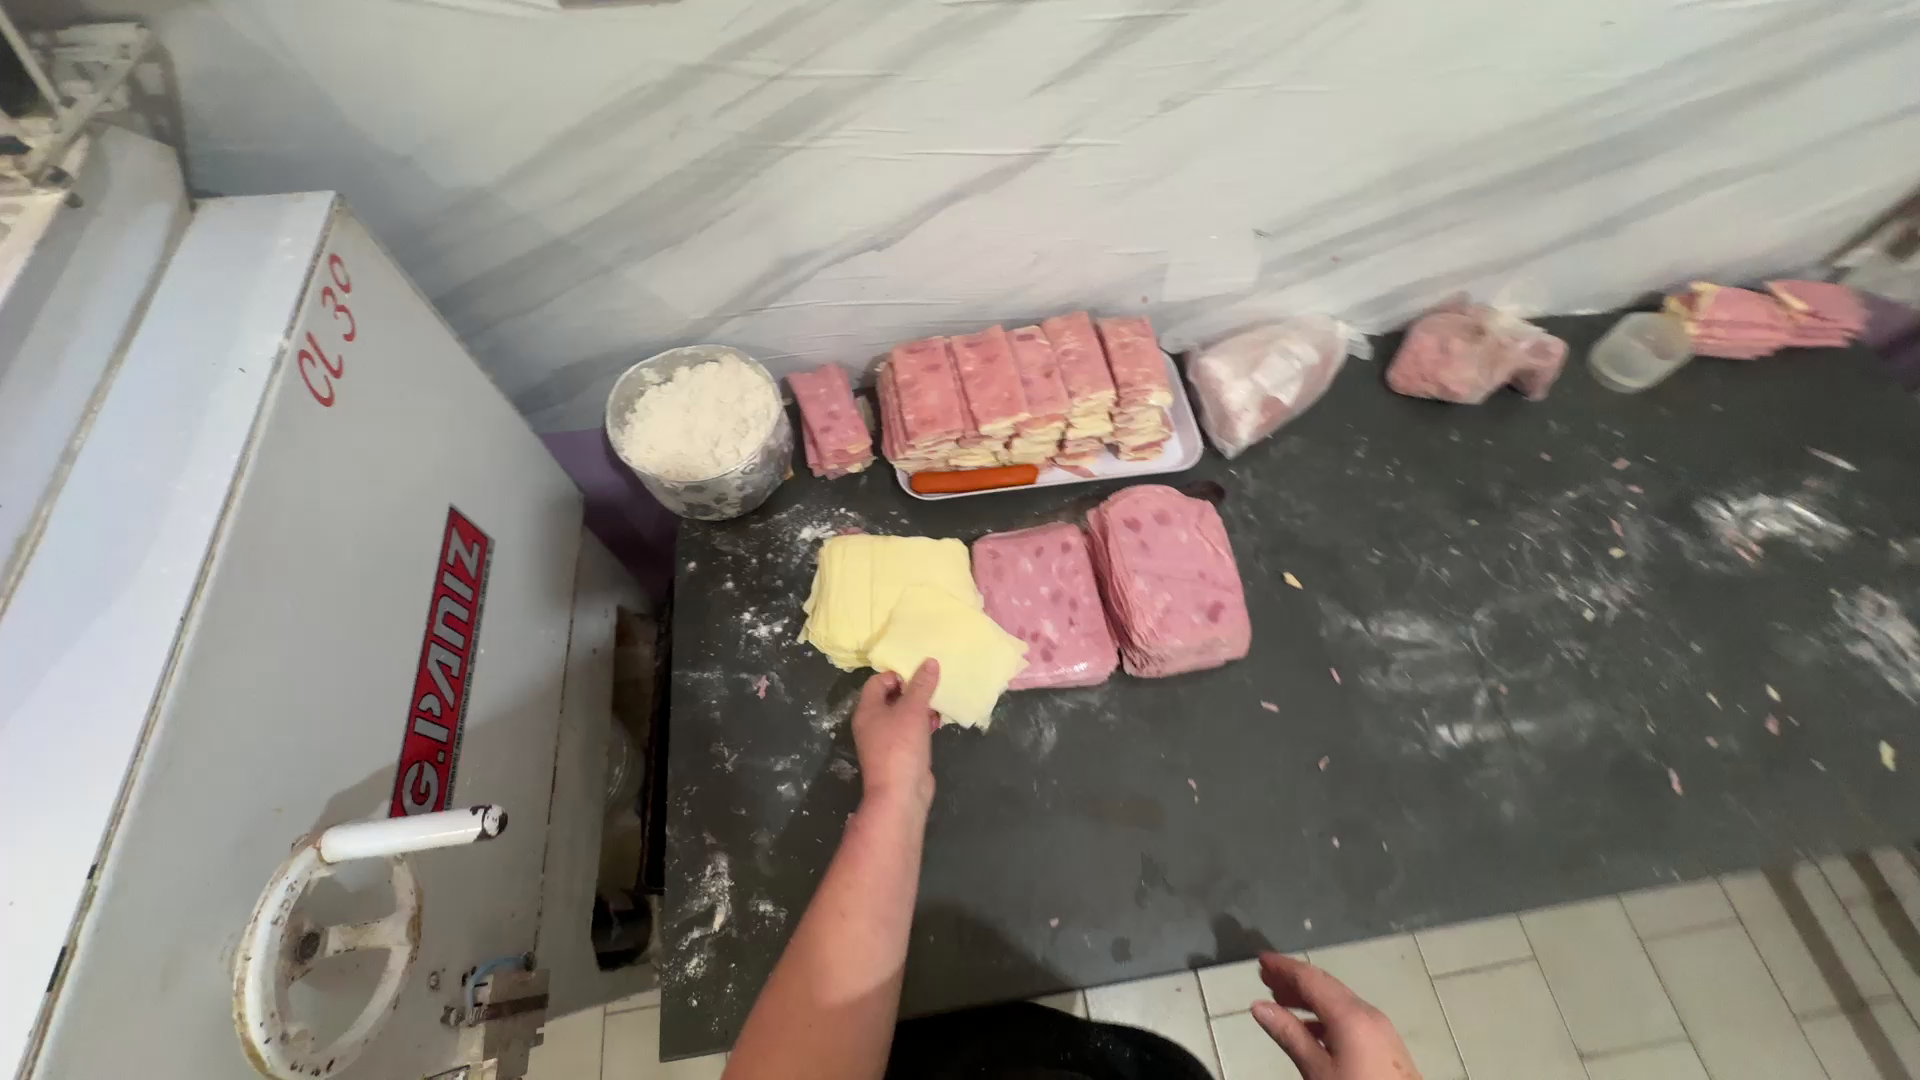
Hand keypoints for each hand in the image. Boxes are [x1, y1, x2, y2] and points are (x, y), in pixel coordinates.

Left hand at [851, 660, 938, 811]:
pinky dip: (924, 725)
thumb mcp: (912, 710)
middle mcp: (873, 724)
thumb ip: (921, 685)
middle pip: (892, 697)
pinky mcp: (901, 753)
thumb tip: (929, 661)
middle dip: (913, 691)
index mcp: (867, 710)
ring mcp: (886, 740)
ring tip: (939, 703)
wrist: (901, 794)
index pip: (878, 681)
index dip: (897, 674)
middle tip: (933, 686)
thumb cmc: (901, 746)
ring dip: (921, 708)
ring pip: (904, 715)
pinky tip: (938, 723)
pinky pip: (912, 731)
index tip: (918, 675)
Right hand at [1251, 953, 1421, 1079]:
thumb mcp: (1318, 1072)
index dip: (1283, 966)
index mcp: (1350, 1014)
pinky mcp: (1387, 1046)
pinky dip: (1325, 1015)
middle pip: (1324, 984)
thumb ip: (1289, 1036)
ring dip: (1308, 998)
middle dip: (1293, 980)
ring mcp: (1381, 1029)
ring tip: (1281, 1002)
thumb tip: (1259, 1006)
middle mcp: (1367, 1012)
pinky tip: (1311, 1030)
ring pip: (1337, 1000)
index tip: (1260, 959)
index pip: (1309, 978)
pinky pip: (1350, 1017)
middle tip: (1265, 979)